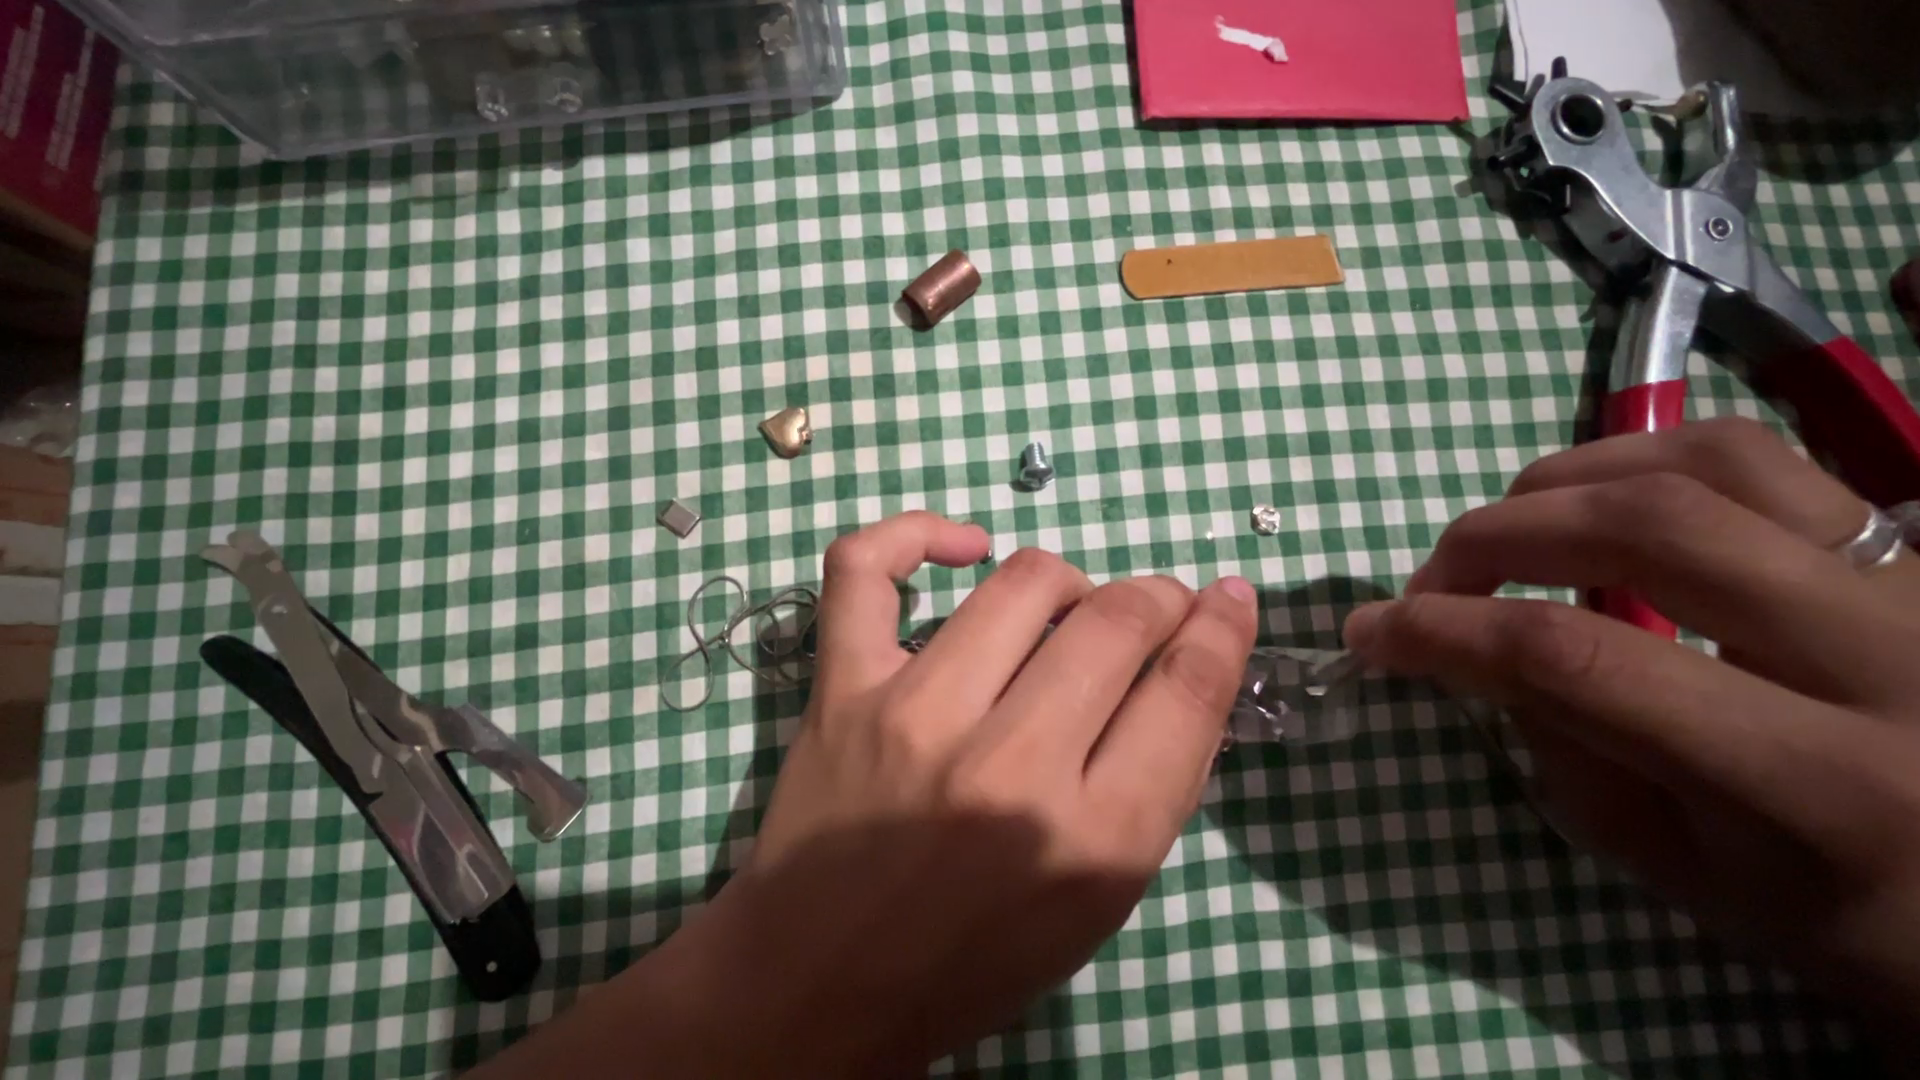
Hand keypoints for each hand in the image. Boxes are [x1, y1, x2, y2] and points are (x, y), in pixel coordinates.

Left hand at [477, 512, 1258, 1076]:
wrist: (822, 979)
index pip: (1188, 692)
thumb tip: (1188, 664)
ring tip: (1069, 602)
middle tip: (1154, 604)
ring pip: (1022, 582)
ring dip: (1069, 579)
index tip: (1226, 600)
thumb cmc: (975, 955)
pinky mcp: (840, 689)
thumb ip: (1151, 782)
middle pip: (1116, 622)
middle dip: (1157, 597)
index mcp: (1095, 840)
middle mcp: (1010, 769)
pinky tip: (962, 547)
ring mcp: (915, 716)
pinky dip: (916, 533)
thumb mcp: (1098, 898)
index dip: (1222, 629)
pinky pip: (868, 568)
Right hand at [1342, 417, 1919, 1031]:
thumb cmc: (1854, 921)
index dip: (1446, 634)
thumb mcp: (1690, 880)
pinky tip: (1593, 497)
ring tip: (1505, 529)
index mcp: (1824, 786)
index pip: (1580, 663)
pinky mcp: (1919, 544)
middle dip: (1491, 541)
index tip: (1369, 634)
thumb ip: (1571, 759)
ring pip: (1707, 465)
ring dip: (1560, 481)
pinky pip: (1764, 457)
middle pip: (1642, 531)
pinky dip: (1641, 456)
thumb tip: (1487, 654)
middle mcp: (1890, 658)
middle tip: (1431, 580)